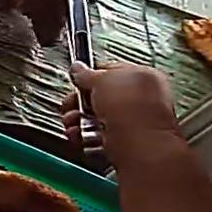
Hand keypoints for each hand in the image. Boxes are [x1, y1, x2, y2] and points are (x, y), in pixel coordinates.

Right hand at [61, 62, 178, 159]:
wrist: (138, 144)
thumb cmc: (129, 107)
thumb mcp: (101, 80)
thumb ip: (86, 74)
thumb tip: (77, 68)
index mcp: (143, 76)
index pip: (111, 71)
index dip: (90, 76)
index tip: (75, 82)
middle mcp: (141, 99)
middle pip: (101, 97)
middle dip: (79, 102)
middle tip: (69, 105)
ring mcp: (133, 123)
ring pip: (97, 119)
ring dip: (78, 120)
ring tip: (71, 123)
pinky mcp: (124, 144)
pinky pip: (99, 137)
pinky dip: (85, 137)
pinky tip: (77, 135)